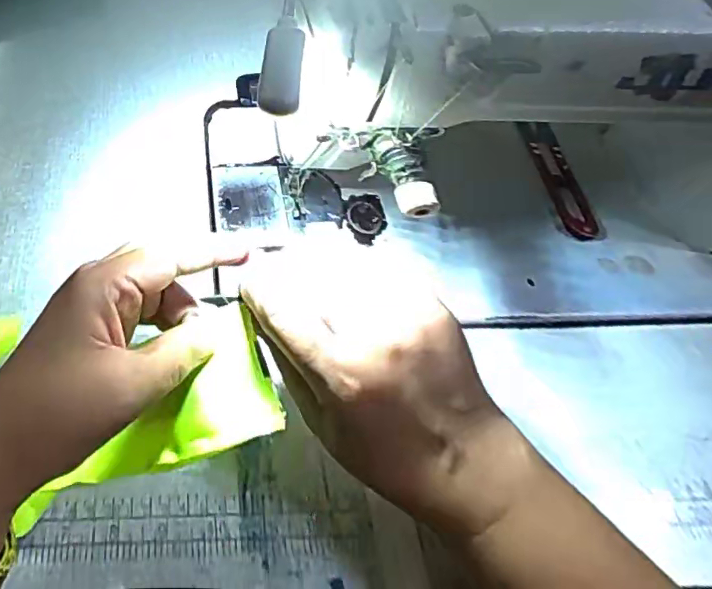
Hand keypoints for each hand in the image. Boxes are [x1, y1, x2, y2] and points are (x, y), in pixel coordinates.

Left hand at [0, 238, 249, 570]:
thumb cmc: (62, 414)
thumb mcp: (134, 384)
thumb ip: (182, 350)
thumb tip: (211, 330)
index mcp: (105, 282)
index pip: (172, 254)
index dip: (214, 251)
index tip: (249, 251)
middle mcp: (95, 280)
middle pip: (159, 264)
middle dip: (193, 284)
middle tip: (225, 303)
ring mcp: (85, 301)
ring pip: (148, 289)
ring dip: (174, 311)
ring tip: (192, 346)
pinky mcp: (82, 324)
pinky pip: (132, 309)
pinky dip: (156, 324)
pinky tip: (167, 348)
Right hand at [240, 245, 535, 537]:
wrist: (465, 455)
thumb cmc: (387, 457)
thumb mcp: (322, 425)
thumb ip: (290, 365)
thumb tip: (263, 318)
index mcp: (342, 371)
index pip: (284, 308)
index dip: (257, 287)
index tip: (246, 279)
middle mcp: (373, 330)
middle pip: (312, 273)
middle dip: (283, 266)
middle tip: (270, 267)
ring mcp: (406, 308)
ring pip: (346, 258)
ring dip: (315, 255)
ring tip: (301, 260)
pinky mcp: (428, 298)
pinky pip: (380, 263)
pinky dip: (353, 260)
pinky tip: (342, 266)